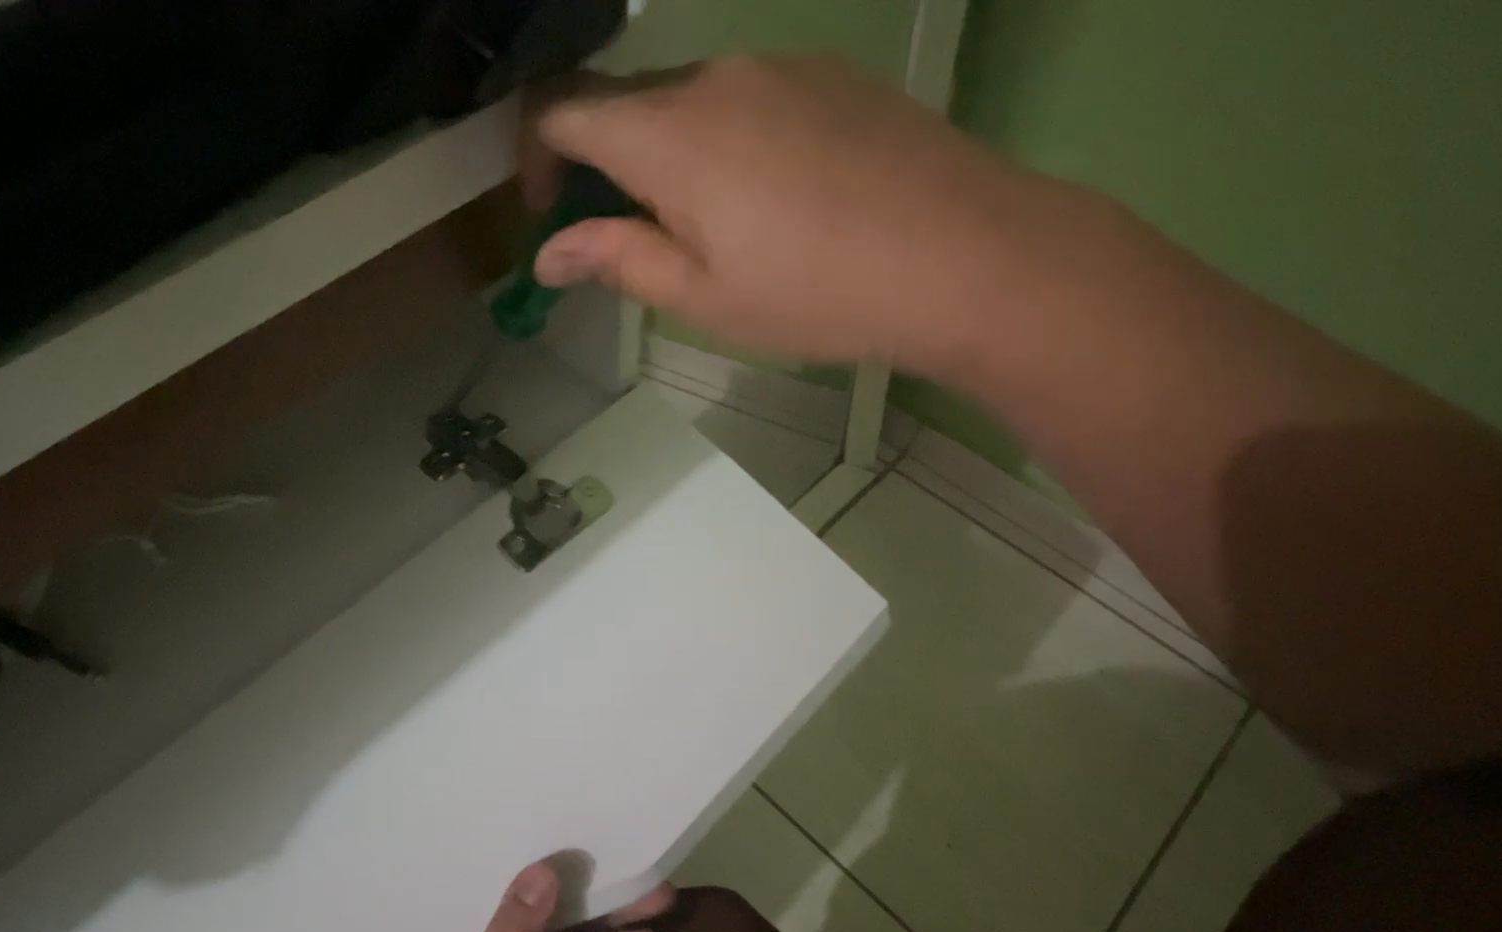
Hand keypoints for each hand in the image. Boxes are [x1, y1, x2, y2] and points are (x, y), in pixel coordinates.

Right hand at [525, 54, 1080, 372]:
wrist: (967, 253)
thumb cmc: (816, 292)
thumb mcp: (701, 295)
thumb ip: (616, 259)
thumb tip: (549, 253)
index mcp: (667, 134)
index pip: (563, 110)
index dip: (534, 156)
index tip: (546, 210)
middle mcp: (713, 78)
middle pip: (625, 102)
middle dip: (602, 163)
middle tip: (626, 234)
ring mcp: (778, 66)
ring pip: (689, 100)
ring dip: (668, 153)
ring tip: (709, 225)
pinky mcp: (830, 72)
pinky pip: (749, 96)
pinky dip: (726, 138)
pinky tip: (772, 196)